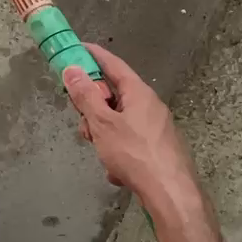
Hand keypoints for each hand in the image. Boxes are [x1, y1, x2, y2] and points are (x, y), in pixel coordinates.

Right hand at [62, 43, 202, 214]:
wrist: (170, 193)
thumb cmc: (134, 154)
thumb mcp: (102, 123)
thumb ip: (85, 96)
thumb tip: (72, 69)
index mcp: (139, 94)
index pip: (114, 65)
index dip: (94, 55)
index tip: (76, 48)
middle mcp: (150, 106)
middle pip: (113, 95)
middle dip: (92, 106)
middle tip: (83, 121)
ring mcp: (155, 128)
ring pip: (118, 120)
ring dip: (102, 131)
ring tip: (100, 150)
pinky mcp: (156, 148)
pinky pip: (127, 140)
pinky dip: (115, 149)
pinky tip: (115, 168)